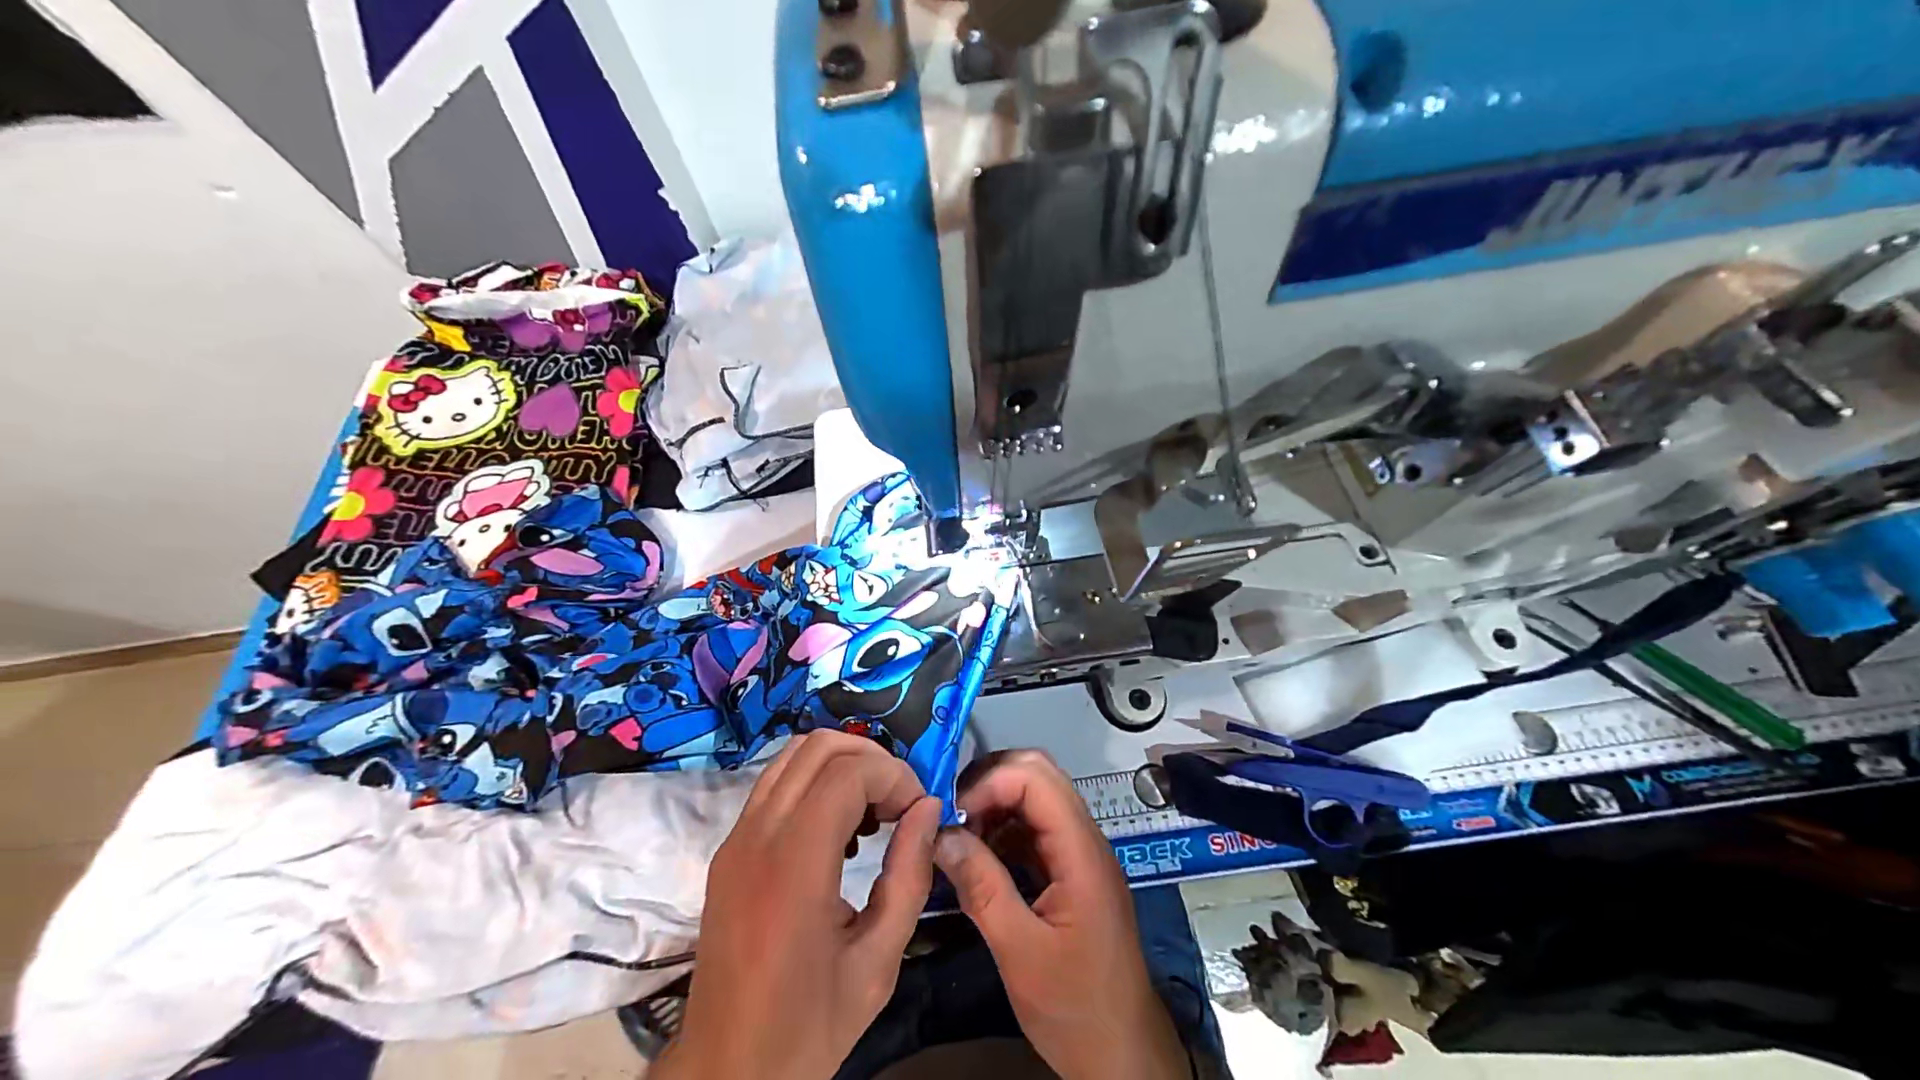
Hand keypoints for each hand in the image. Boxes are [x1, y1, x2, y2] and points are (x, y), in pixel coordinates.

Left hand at [656, 731, 943, 1079]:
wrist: (726, 1069)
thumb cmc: (808, 1025)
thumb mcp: (878, 961)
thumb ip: (910, 875)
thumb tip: (928, 809)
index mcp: (793, 864)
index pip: (849, 771)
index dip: (895, 778)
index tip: (918, 814)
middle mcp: (757, 835)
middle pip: (818, 746)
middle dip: (872, 759)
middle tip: (899, 805)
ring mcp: (736, 838)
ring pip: (792, 754)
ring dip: (842, 765)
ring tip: (872, 815)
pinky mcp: (729, 848)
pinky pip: (775, 784)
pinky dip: (814, 782)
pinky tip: (838, 831)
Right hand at [933, 750, 1188, 1079]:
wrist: (1122, 1054)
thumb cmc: (1076, 1008)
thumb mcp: (1021, 953)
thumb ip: (982, 888)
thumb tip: (940, 836)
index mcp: (1081, 852)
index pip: (1036, 779)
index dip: (990, 783)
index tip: (952, 816)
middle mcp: (1084, 840)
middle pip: (1039, 775)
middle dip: (989, 784)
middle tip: (951, 817)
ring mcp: (1078, 854)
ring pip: (1035, 798)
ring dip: (993, 805)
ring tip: (958, 839)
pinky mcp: (1070, 872)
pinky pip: (1033, 829)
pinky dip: (1001, 830)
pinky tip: (977, 857)